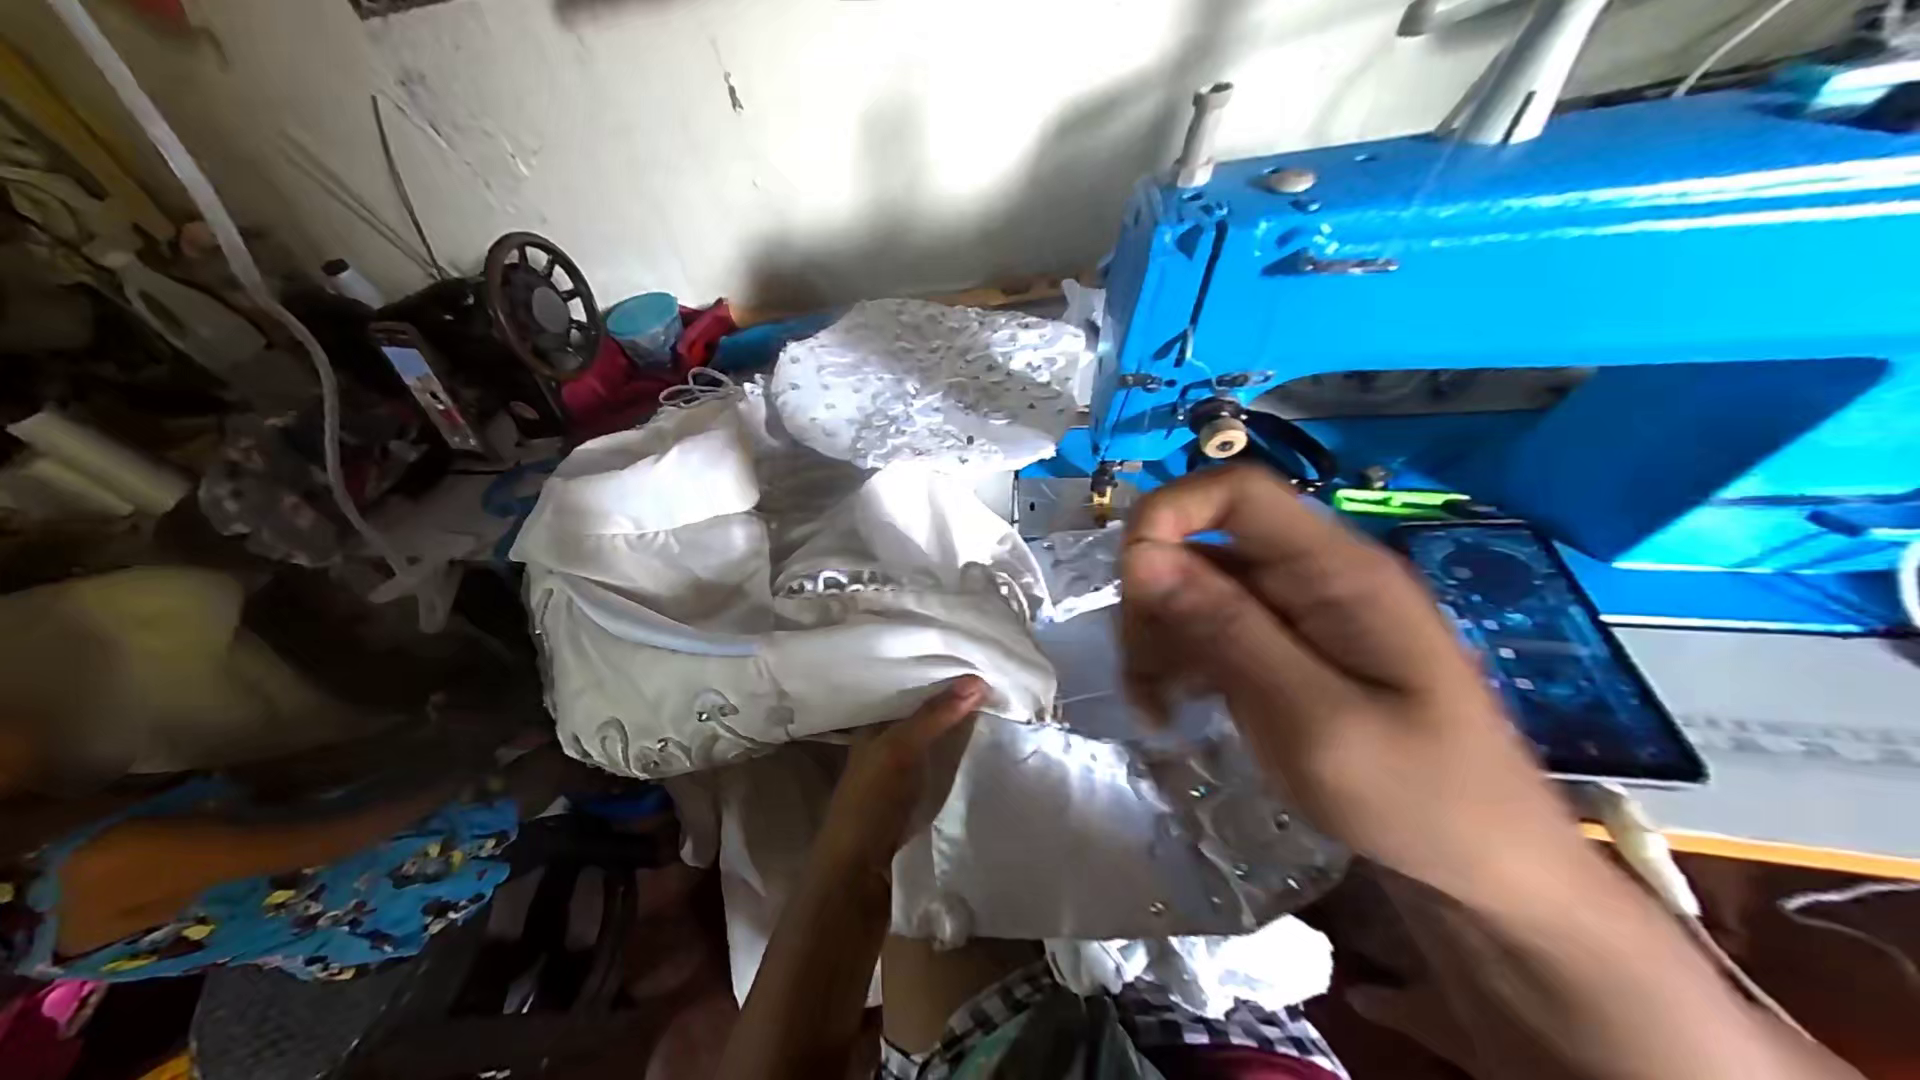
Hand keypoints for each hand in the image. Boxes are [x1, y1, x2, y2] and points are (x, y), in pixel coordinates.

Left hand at [812, 676, 986, 872]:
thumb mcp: (901, 749)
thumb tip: (978, 679)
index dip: (941, 676)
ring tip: (1002, 708)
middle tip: (1000, 684)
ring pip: (938, 740)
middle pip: (927, 715)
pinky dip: (963, 755)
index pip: (910, 689)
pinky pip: (945, 765)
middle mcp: (887, 745)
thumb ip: (935, 715)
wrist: (859, 876)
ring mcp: (903, 774)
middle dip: (957, 702)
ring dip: (963, 729)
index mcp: (874, 727)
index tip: (979, 663)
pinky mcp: (918, 799)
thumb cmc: (871, 802)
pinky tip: (988, 748)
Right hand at [1119, 467, 1583, 900]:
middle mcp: (1312, 574)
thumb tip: (1143, 557)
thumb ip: (1229, 632)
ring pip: (1192, 589)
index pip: (1237, 490)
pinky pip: (1206, 628)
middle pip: (1201, 544)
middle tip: (1141, 680)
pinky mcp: (1282, 647)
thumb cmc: (1417, 797)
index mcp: (1338, 570)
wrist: (1482, 867)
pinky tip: (1172, 709)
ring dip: (1156, 639)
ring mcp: (1296, 611)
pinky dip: (1176, 661)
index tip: (1130, 586)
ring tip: (1154, 709)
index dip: (1169, 515)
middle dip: (1153, 601)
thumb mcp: (1314, 720)